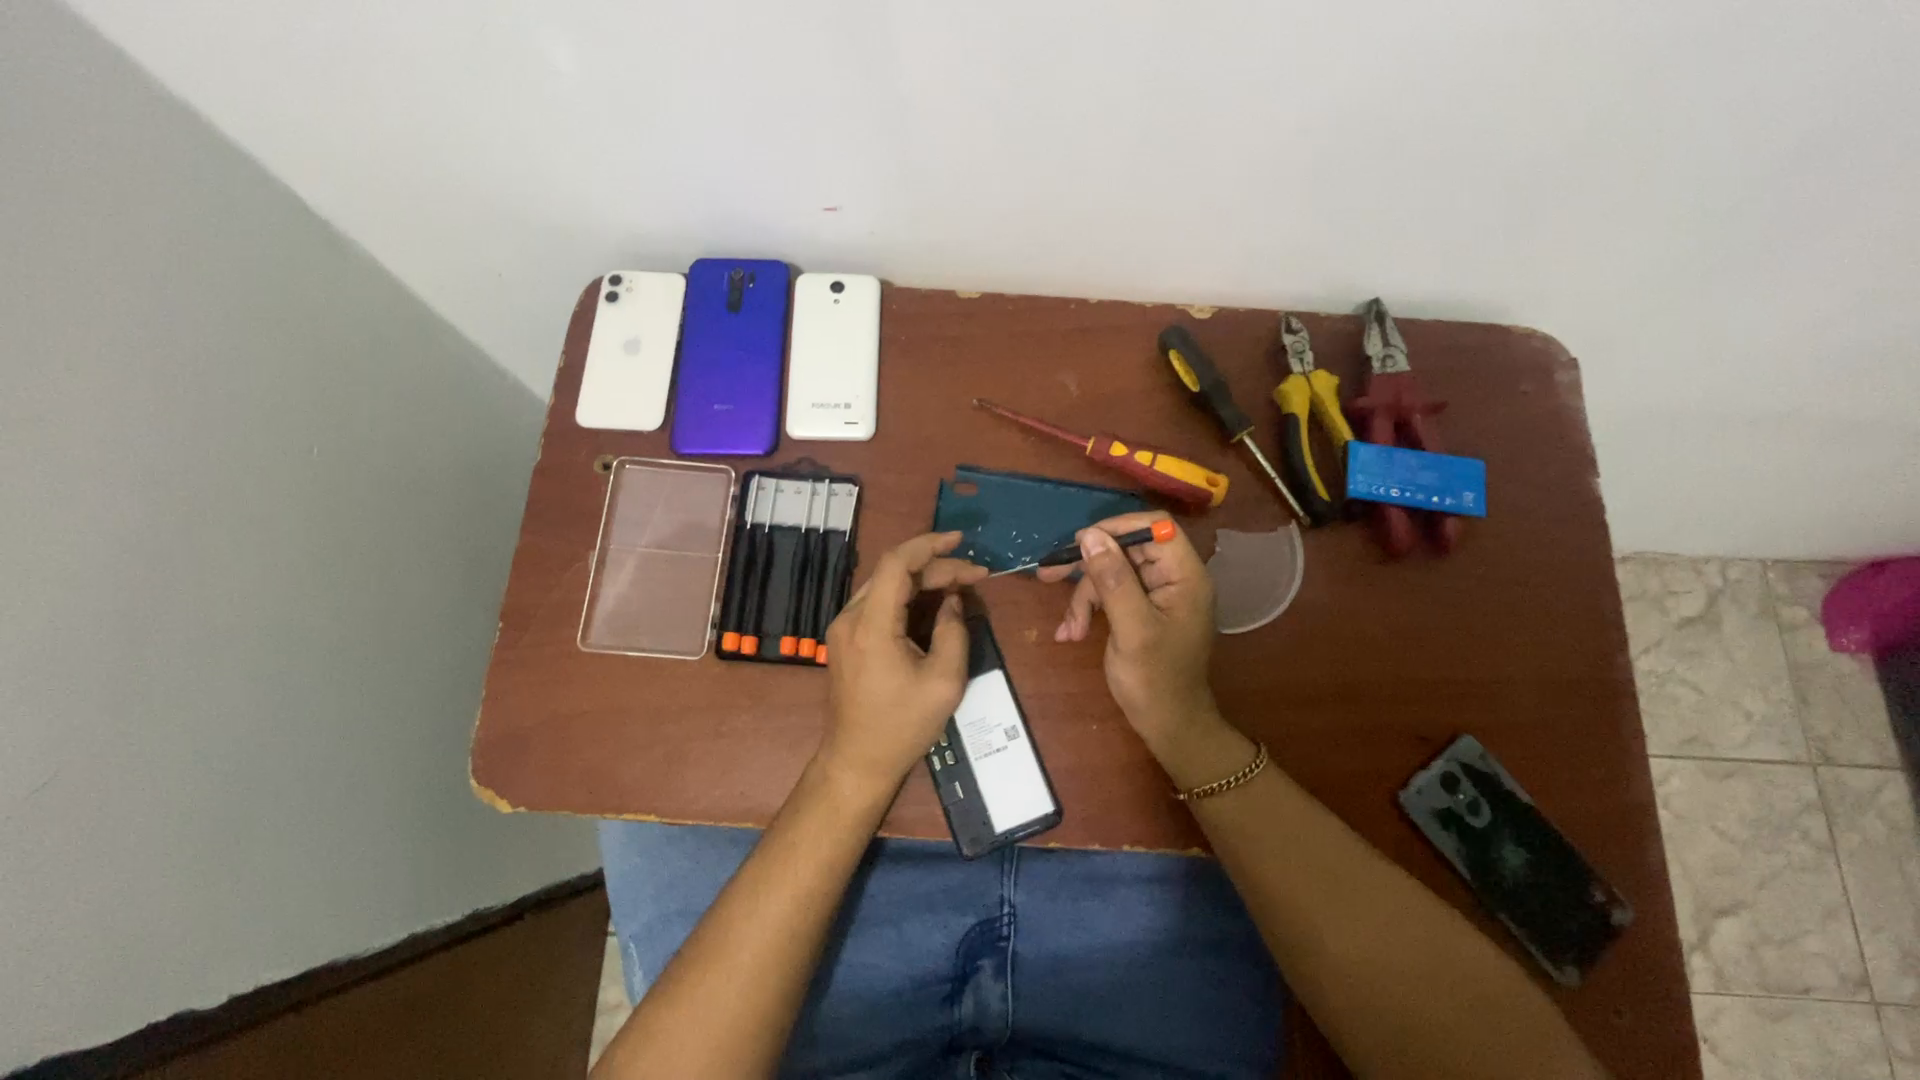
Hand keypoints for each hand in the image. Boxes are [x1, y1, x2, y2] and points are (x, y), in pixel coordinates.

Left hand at [818, 531, 987, 794]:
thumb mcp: (944, 682)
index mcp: (871, 626)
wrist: (858, 761)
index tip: (961, 541)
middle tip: (977, 576)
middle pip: (893, 573)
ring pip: (885, 586)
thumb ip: (953, 632)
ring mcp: (844, 629)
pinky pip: (879, 604)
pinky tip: (934, 604)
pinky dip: (908, 598)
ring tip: (961, 584)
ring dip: (922, 581)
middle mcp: (850, 619)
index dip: (929, 545)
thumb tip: (953, 601)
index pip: (896, 564)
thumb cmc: (903, 726)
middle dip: (937, 567)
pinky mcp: (847, 641)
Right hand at [1037, 511, 1219, 746]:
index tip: (1082, 542)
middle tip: (1048, 573)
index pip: (1154, 528)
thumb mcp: (1132, 628)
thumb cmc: (1156, 680)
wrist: (1169, 725)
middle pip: (1125, 550)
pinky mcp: (1141, 610)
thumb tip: (1090, 536)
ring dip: (1084, 597)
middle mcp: (1173, 578)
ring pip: (1111, 573)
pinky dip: (1088, 610)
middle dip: (1088, 567)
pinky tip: (1071, 633)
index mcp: (1184, 575)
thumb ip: (1112, 579)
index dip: (1117, 528)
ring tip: (1070, 629)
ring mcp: (1156, 594)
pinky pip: (1110, 594)